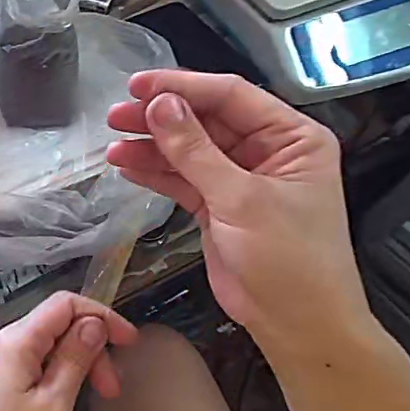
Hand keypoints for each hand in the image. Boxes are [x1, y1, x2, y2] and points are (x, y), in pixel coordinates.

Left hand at [0, 292, 138, 410]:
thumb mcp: (54, 403)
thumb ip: (75, 358)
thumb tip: (94, 324)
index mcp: (16, 340)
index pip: (64, 304)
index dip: (101, 315)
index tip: (129, 342)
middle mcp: (5, 340)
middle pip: (59, 322)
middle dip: (93, 345)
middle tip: (113, 386)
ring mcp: (1, 358)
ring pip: (51, 341)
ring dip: (81, 360)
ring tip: (101, 394)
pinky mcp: (1, 376)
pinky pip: (39, 358)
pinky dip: (63, 369)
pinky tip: (74, 392)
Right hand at [106, 70, 369, 350]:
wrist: (295, 324)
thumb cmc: (291, 263)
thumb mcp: (242, 200)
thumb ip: (196, 151)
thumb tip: (161, 107)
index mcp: (291, 138)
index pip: (231, 96)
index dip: (183, 87)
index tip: (140, 86)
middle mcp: (266, 152)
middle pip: (204, 121)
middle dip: (160, 118)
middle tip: (118, 116)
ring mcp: (238, 179)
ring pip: (187, 150)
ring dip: (151, 147)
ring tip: (114, 144)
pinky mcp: (217, 206)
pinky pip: (181, 179)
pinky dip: (155, 173)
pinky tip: (127, 165)